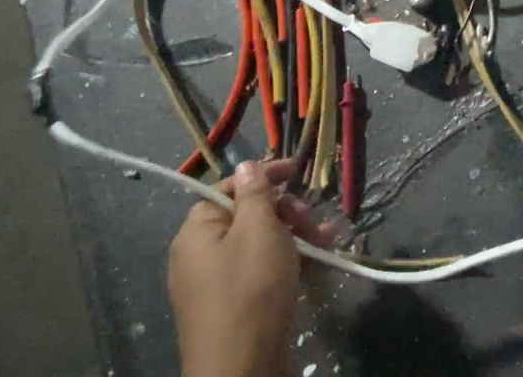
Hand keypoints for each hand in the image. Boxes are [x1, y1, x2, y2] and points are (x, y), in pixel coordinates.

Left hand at [168, 160, 341, 376]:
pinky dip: (290, 260)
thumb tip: (246, 165)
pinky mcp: (237, 304)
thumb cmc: (250, 290)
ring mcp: (218, 283)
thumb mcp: (258, 231)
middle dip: (285, 211)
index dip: (263, 177)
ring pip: (261, 243)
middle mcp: (200, 255)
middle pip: (246, 215)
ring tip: (326, 242)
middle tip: (311, 219)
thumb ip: (255, 194)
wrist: (241, 369)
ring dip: (295, 235)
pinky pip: (264, 269)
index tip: (298, 172)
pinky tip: (320, 261)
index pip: (227, 189)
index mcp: (197, 233)